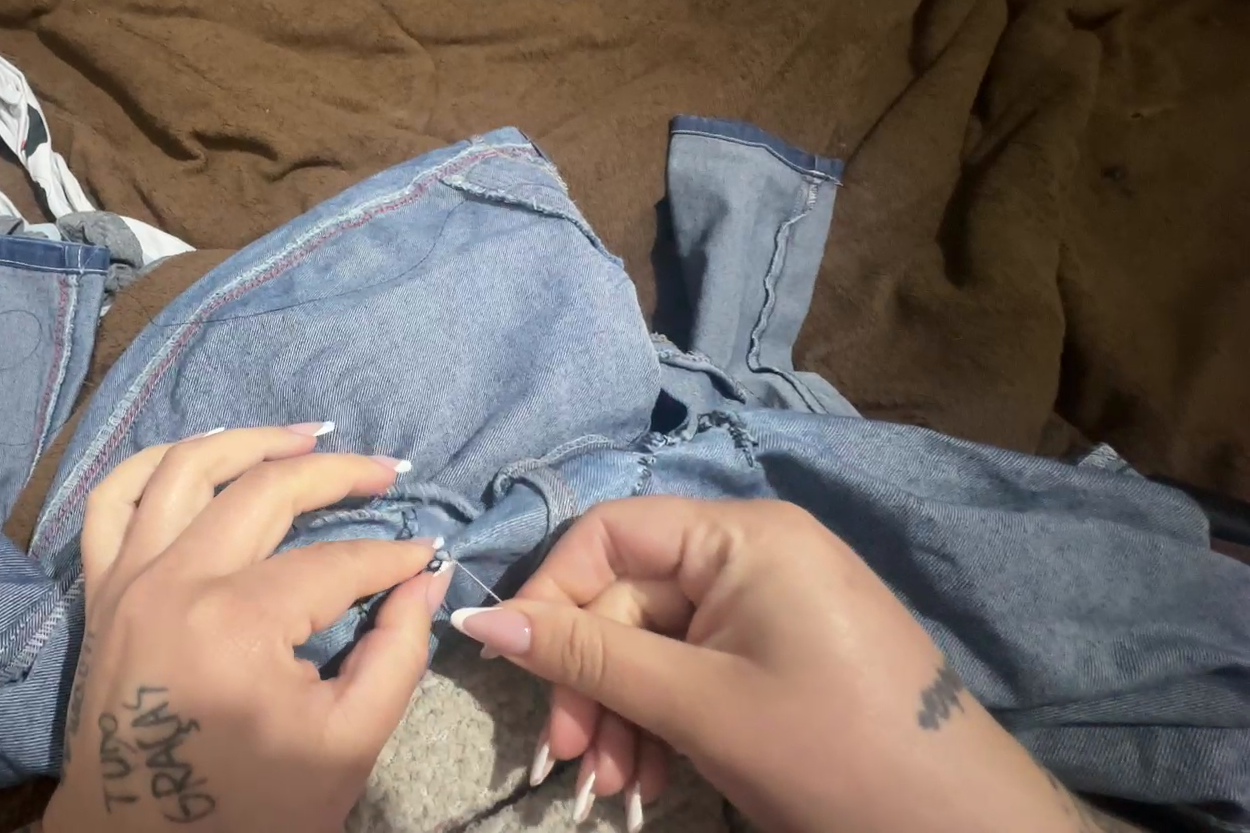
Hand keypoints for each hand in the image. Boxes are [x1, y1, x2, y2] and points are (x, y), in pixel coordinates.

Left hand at [42, 425, 452, 832]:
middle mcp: (175, 581)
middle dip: (336, 472)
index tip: (425, 551)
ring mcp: (127, 577)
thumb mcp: (347, 747)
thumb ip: (398, 655)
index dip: (390, 555)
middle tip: (383, 469)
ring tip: (304, 436)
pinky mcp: (100, 587)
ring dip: (250, 440)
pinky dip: (152, 461)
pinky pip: (111, 498)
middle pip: (265, 492)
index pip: (334, 562)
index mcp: (237, 626)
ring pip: (186, 468)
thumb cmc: (247, 811)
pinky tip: (199, 451)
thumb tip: (423, 577)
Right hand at [448, 497, 1116, 832]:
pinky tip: (645, 774)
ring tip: (609, 783)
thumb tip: (475, 621)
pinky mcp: (768, 651)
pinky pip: (684, 667)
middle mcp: (747, 553)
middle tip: (569, 755)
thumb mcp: (697, 706)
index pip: (611, 533)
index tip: (516, 658)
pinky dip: (656, 719)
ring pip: (649, 641)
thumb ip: (583, 656)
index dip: (555, 589)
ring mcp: (760, 603)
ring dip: (617, 709)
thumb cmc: (842, 762)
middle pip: (626, 598)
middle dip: (591, 678)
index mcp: (741, 535)